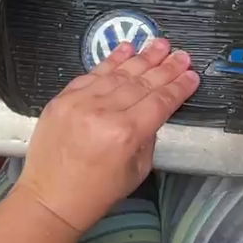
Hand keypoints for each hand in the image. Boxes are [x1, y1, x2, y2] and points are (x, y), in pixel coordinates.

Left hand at [15, 37, 200, 232]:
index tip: (193, 75)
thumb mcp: (137, 170)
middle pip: (142, 83)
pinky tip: (127, 48)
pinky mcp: (62, 98)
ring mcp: (80, 101)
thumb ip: (148, 135)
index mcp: (125, 134)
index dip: (179, 87)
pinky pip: (91, 74)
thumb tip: (154, 109)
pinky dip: (110, 60)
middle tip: (182, 54)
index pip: (160, 102)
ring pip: (118, 73)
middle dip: (165, 67)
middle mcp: (103, 112)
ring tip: (160, 44)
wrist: (49, 198)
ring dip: (142, 57)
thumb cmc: (98, 192)